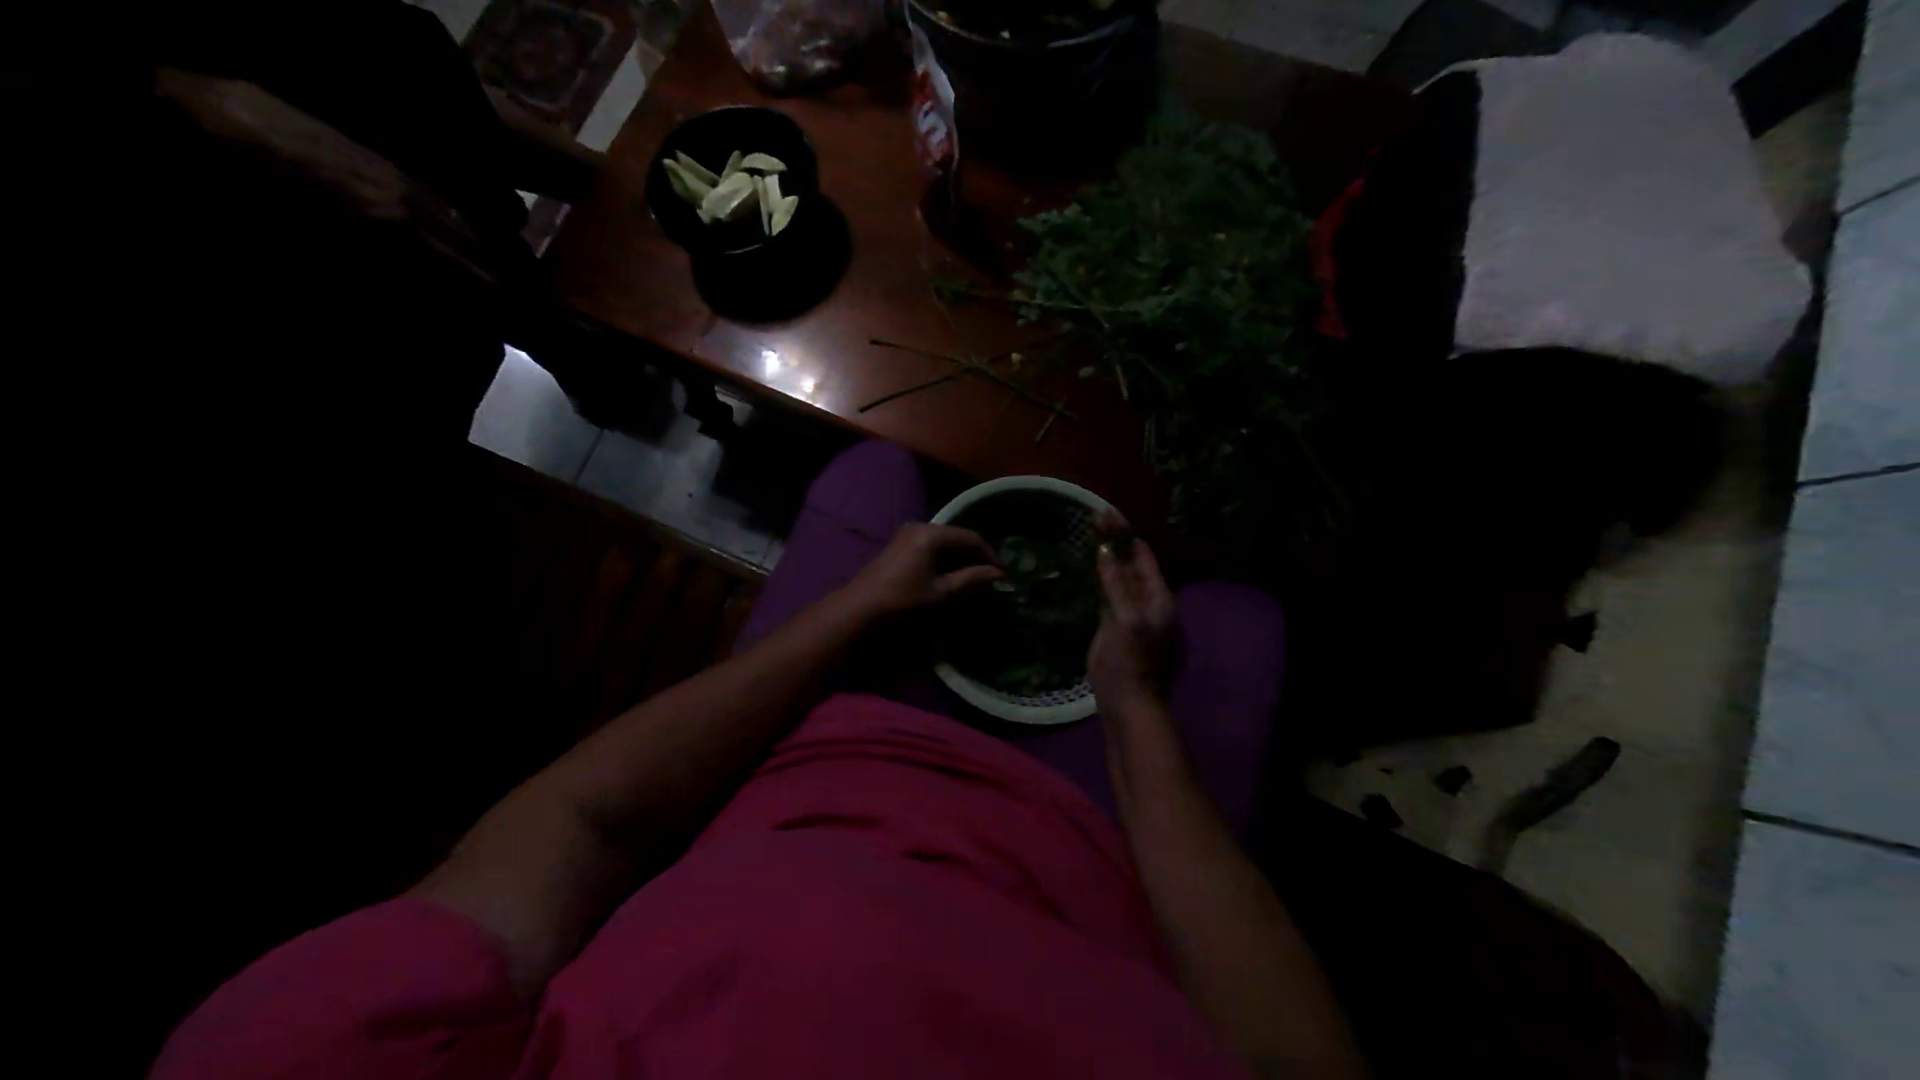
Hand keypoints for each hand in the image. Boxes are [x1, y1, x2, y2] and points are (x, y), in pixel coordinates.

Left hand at [838, 522, 1003, 619]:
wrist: (859, 609)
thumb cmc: (902, 600)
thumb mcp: (941, 592)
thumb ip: (972, 580)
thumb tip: (999, 574)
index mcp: (932, 534)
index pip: (971, 537)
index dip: (990, 555)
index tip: (1002, 573)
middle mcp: (920, 526)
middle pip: (958, 536)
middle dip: (975, 556)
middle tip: (990, 576)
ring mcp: (907, 534)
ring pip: (944, 542)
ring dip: (960, 558)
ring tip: (974, 578)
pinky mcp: (899, 544)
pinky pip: (931, 545)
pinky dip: (945, 558)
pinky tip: (950, 575)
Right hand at [1088, 514, 1178, 714]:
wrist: (1128, 703)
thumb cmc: (1131, 662)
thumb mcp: (1126, 619)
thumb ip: (1116, 584)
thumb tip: (1105, 550)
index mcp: (1158, 598)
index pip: (1142, 556)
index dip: (1124, 533)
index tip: (1104, 513)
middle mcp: (1146, 602)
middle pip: (1130, 564)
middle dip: (1114, 540)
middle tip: (1093, 516)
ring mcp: (1129, 615)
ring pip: (1118, 578)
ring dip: (1105, 557)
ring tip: (1089, 534)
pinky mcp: (1112, 627)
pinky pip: (1107, 594)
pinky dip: (1098, 578)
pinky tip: (1085, 568)